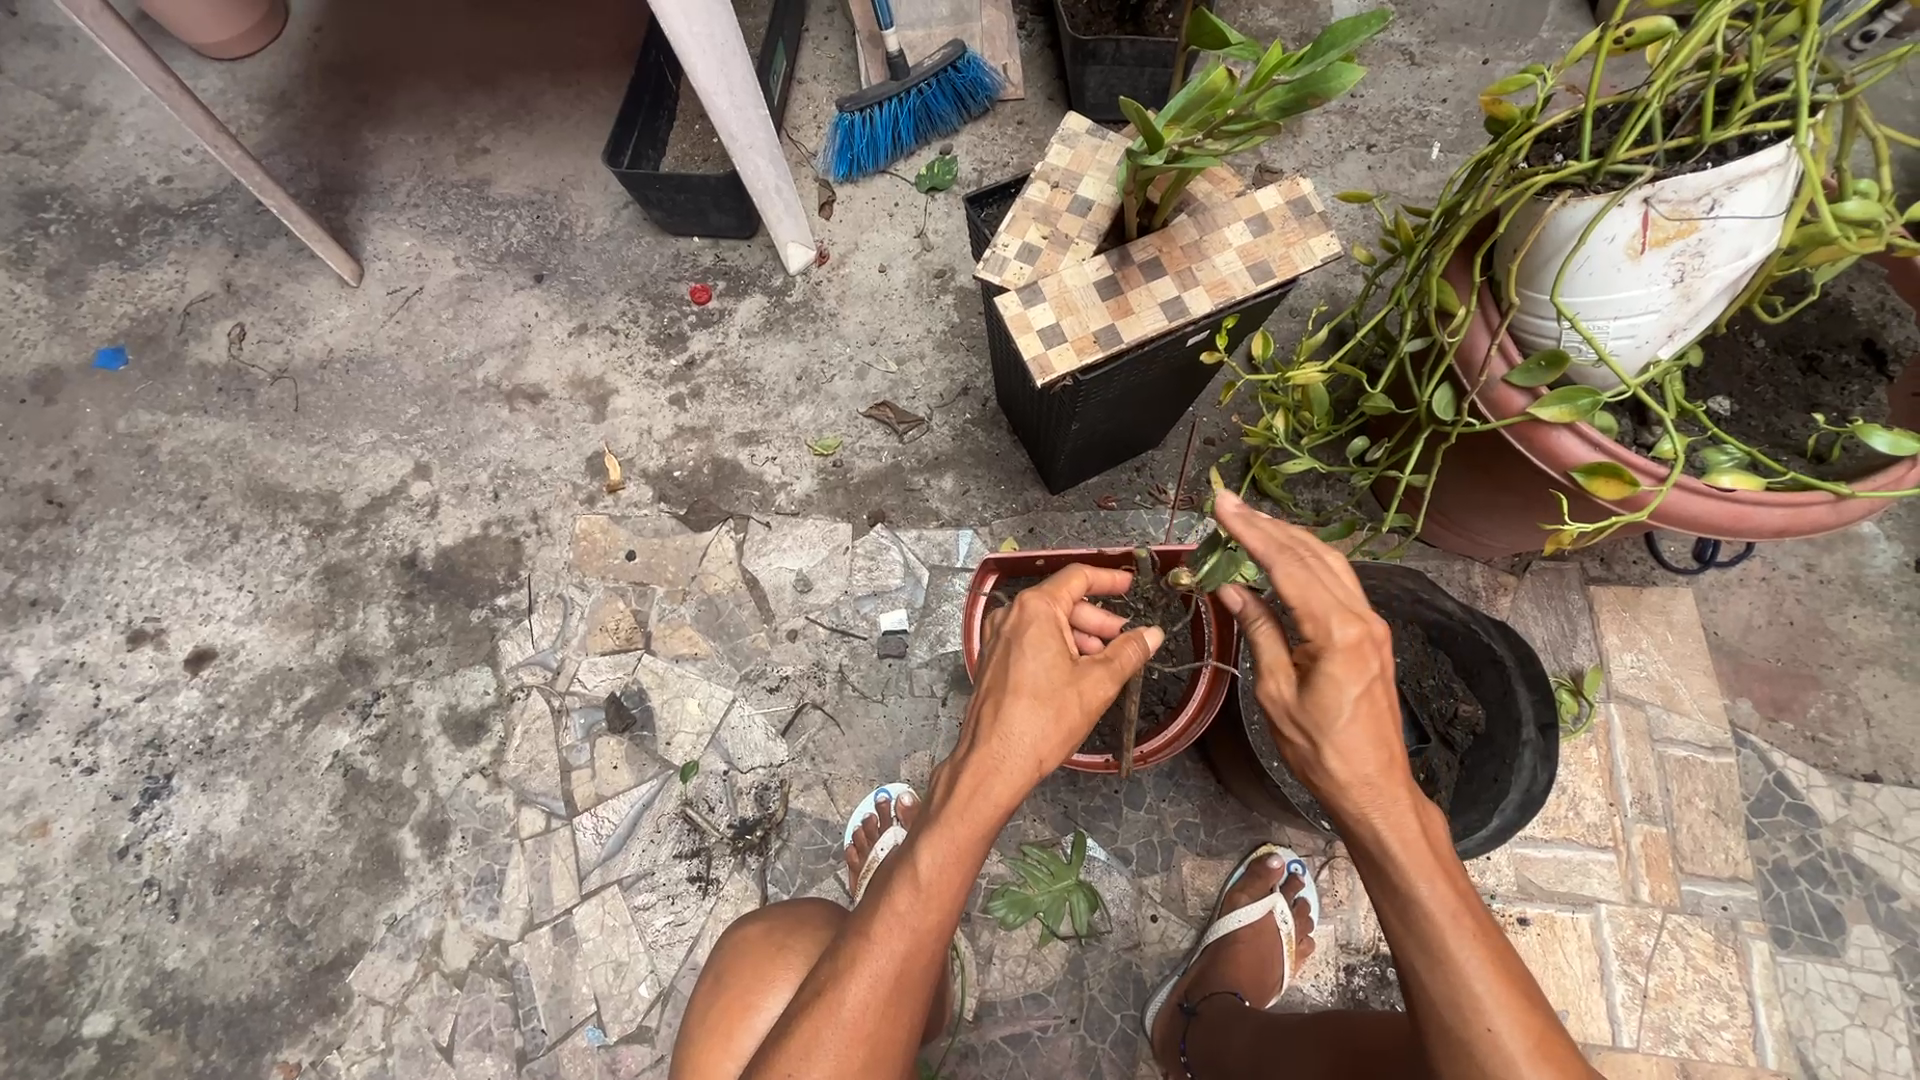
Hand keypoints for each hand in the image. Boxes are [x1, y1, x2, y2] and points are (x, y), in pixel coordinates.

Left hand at [945, 564, 1163, 807]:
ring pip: (1047, 622)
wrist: (995, 760)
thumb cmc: (1043, 720)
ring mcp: (998, 637)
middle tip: (1124, 640)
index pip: (1077, 577)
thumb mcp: (1097, 683)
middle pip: (1063, 601)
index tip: (1131, 586)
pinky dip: (1057, 648)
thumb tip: (1151, 634)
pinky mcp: (994, 659)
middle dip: (1097, 619)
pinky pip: (1031, 640)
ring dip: (1079, 636)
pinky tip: (1077, 672)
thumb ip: (1128, 652)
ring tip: (1104, 663)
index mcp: (1035, 608)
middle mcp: (1011, 615)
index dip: (1109, 580)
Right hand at [1211, 489, 1417, 822]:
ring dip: (1289, 537)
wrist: (1373, 785)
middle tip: (1229, 505)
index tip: (1222, 506)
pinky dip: (1306, 560)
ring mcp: (1371, 623)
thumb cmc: (1319, 749)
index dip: (1251, 532)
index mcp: (1336, 631)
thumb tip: (1231, 588)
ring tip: (1251, 521)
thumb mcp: (1276, 692)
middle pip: (1311, 554)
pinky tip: (1284, 556)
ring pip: (1329, 561)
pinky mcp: (1370, 634)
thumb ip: (1258, 631)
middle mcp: (1360, 617)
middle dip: (1268, 525)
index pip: (1286, 565)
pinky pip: (1338, 582)